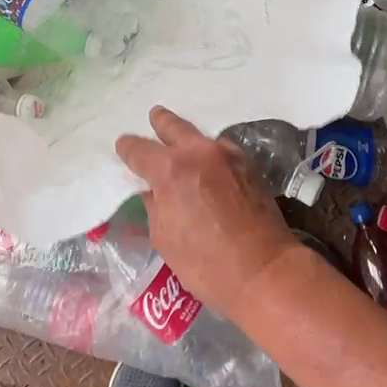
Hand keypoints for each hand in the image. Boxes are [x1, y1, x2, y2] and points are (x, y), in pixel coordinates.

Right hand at [116, 107, 297, 316]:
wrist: (264, 270)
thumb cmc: (207, 264)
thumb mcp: (165, 239)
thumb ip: (155, 206)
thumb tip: (153, 191)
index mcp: (170, 171)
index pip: (139, 150)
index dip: (128, 148)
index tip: (123, 146)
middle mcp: (198, 153)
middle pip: (173, 126)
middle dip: (160, 122)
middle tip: (154, 116)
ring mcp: (227, 155)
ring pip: (201, 137)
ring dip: (188, 139)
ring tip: (182, 143)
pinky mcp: (249, 164)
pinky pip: (221, 150)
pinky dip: (210, 153)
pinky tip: (210, 165)